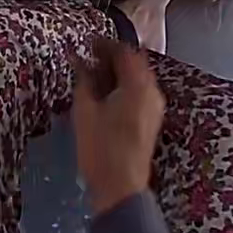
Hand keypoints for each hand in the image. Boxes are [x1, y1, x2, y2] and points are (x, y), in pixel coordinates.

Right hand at [72, 39, 164, 214]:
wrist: (121, 189)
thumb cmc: (100, 148)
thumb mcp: (84, 110)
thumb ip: (83, 79)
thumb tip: (77, 59)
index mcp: (137, 84)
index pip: (124, 51)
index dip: (105, 44)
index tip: (87, 44)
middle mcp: (152, 90)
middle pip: (135, 61)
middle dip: (113, 56)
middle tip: (91, 57)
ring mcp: (155, 105)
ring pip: (139, 75)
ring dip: (120, 70)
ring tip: (97, 74)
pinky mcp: (153, 119)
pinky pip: (142, 90)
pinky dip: (127, 84)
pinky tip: (109, 93)